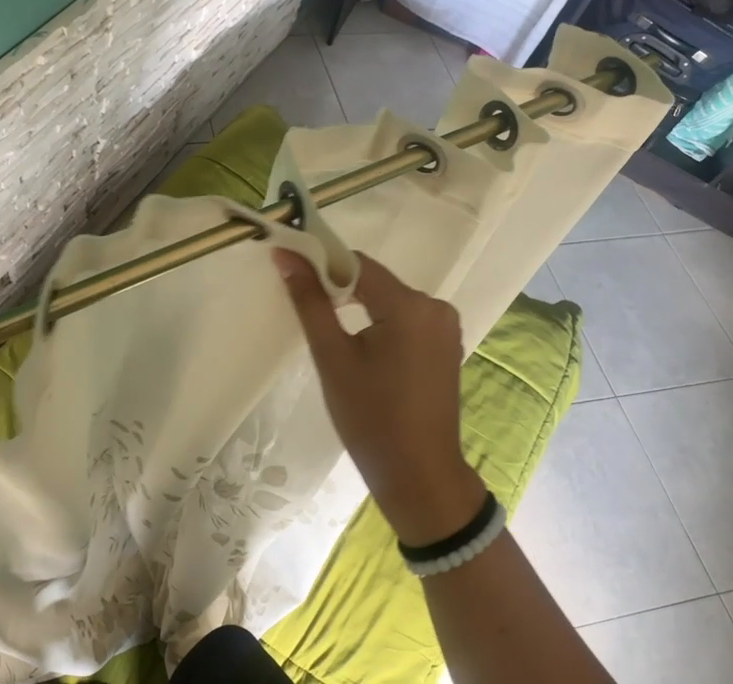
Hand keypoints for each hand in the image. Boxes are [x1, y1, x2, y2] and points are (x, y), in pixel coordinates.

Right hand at [274, 249, 486, 546]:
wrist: (420, 476)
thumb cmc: (371, 419)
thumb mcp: (333, 358)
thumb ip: (310, 302)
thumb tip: (286, 254)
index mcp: (410, 306)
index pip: (357, 264)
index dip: (320, 263)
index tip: (288, 269)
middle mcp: (435, 306)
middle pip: (375, 281)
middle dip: (338, 288)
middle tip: (305, 309)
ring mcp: (446, 327)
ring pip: (389, 300)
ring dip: (358, 307)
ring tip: (329, 334)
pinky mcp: (446, 345)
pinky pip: (405, 319)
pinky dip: (380, 323)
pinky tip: (361, 349)